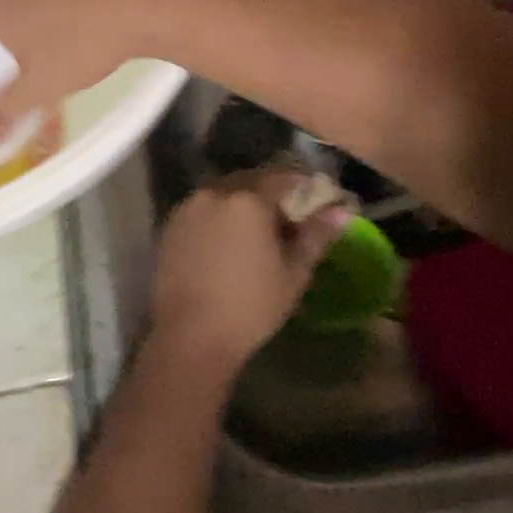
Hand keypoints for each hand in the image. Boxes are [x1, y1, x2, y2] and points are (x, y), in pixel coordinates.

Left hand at [149, 169, 350, 375]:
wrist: (191, 335)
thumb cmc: (251, 306)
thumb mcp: (293, 273)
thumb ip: (316, 236)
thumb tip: (341, 212)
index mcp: (248, 199)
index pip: (282, 176)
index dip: (302, 185)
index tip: (314, 201)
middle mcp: (216, 192)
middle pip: (251, 181)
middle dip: (271, 193)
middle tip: (288, 220)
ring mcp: (189, 207)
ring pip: (224, 193)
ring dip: (243, 203)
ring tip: (257, 234)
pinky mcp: (171, 225)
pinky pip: (204, 208)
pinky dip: (219, 216)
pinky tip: (227, 244)